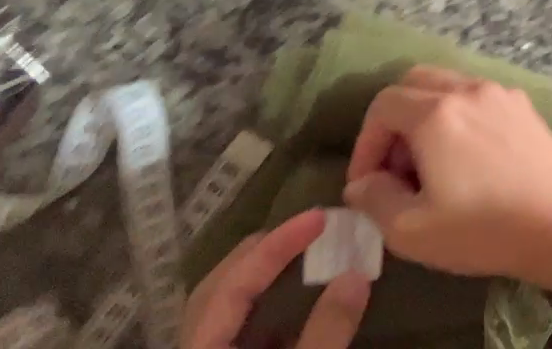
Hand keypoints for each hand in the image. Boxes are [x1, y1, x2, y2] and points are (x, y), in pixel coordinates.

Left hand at [183, 210, 370, 348]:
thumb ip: (325, 330)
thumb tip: (356, 273)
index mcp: (203, 346)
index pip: (235, 283)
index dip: (277, 245)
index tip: (321, 216)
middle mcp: (195, 346)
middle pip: (216, 286)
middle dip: (261, 251)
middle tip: (308, 228)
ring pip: (222, 306)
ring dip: (260, 274)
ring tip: (302, 254)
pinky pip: (235, 326)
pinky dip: (264, 302)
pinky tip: (295, 302)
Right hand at [342, 66, 551, 279]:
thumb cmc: (482, 228)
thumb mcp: (410, 228)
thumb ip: (374, 198)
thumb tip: (364, 182)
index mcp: (438, 112)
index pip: (383, 104)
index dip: (365, 144)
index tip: (368, 184)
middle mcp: (471, 90)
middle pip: (416, 82)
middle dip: (395, 121)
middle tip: (398, 170)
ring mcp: (503, 93)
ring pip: (449, 86)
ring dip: (428, 117)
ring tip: (432, 168)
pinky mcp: (526, 106)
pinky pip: (479, 98)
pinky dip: (460, 117)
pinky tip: (468, 160)